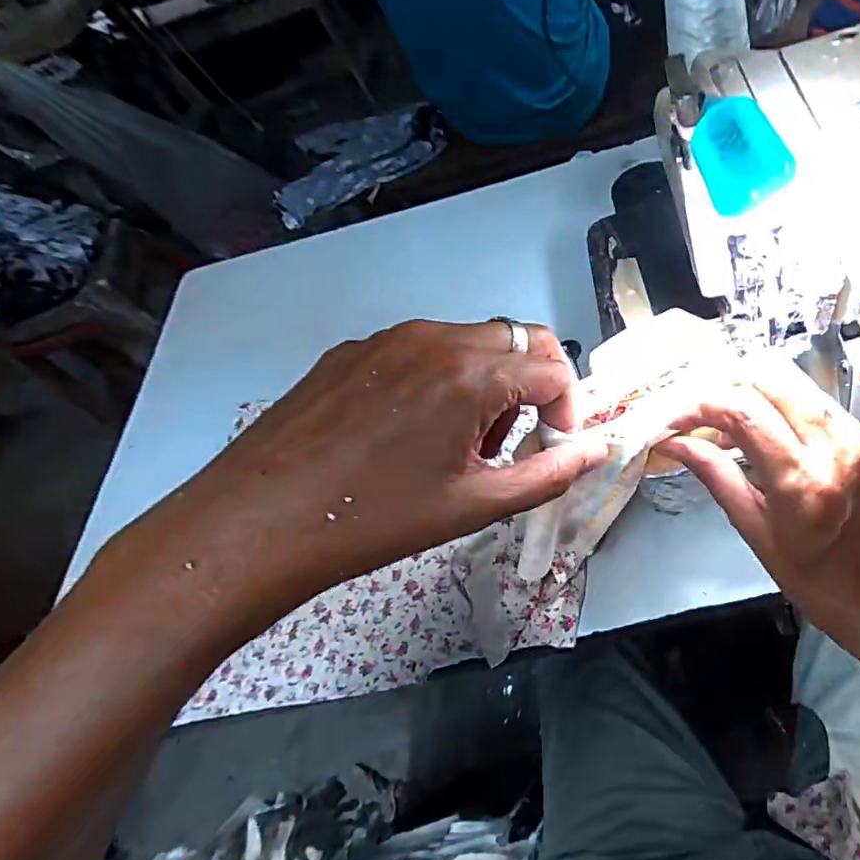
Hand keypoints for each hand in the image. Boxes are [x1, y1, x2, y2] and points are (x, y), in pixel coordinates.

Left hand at [93, 319, 606, 643]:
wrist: (260, 522)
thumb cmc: (378, 519)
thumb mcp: (475, 505)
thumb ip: (549, 473)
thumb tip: (598, 449)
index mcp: (472, 373)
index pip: (553, 369)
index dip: (567, 410)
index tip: (550, 447)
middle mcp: (435, 338)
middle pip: (517, 341)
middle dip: (531, 387)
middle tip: (506, 442)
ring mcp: (388, 338)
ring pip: (469, 341)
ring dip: (487, 381)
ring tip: (454, 441)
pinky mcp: (352, 349)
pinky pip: (420, 349)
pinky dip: (439, 378)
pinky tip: (404, 431)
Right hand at [656, 361, 859, 664]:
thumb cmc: (811, 576)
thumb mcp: (752, 529)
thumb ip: (715, 475)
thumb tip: (675, 444)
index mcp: (802, 481)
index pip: (743, 412)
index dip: (700, 407)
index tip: (676, 421)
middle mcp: (833, 446)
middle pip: (767, 380)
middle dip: (722, 389)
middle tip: (695, 416)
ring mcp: (852, 435)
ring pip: (789, 380)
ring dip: (747, 392)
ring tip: (721, 424)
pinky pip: (808, 397)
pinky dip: (774, 402)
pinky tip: (756, 428)